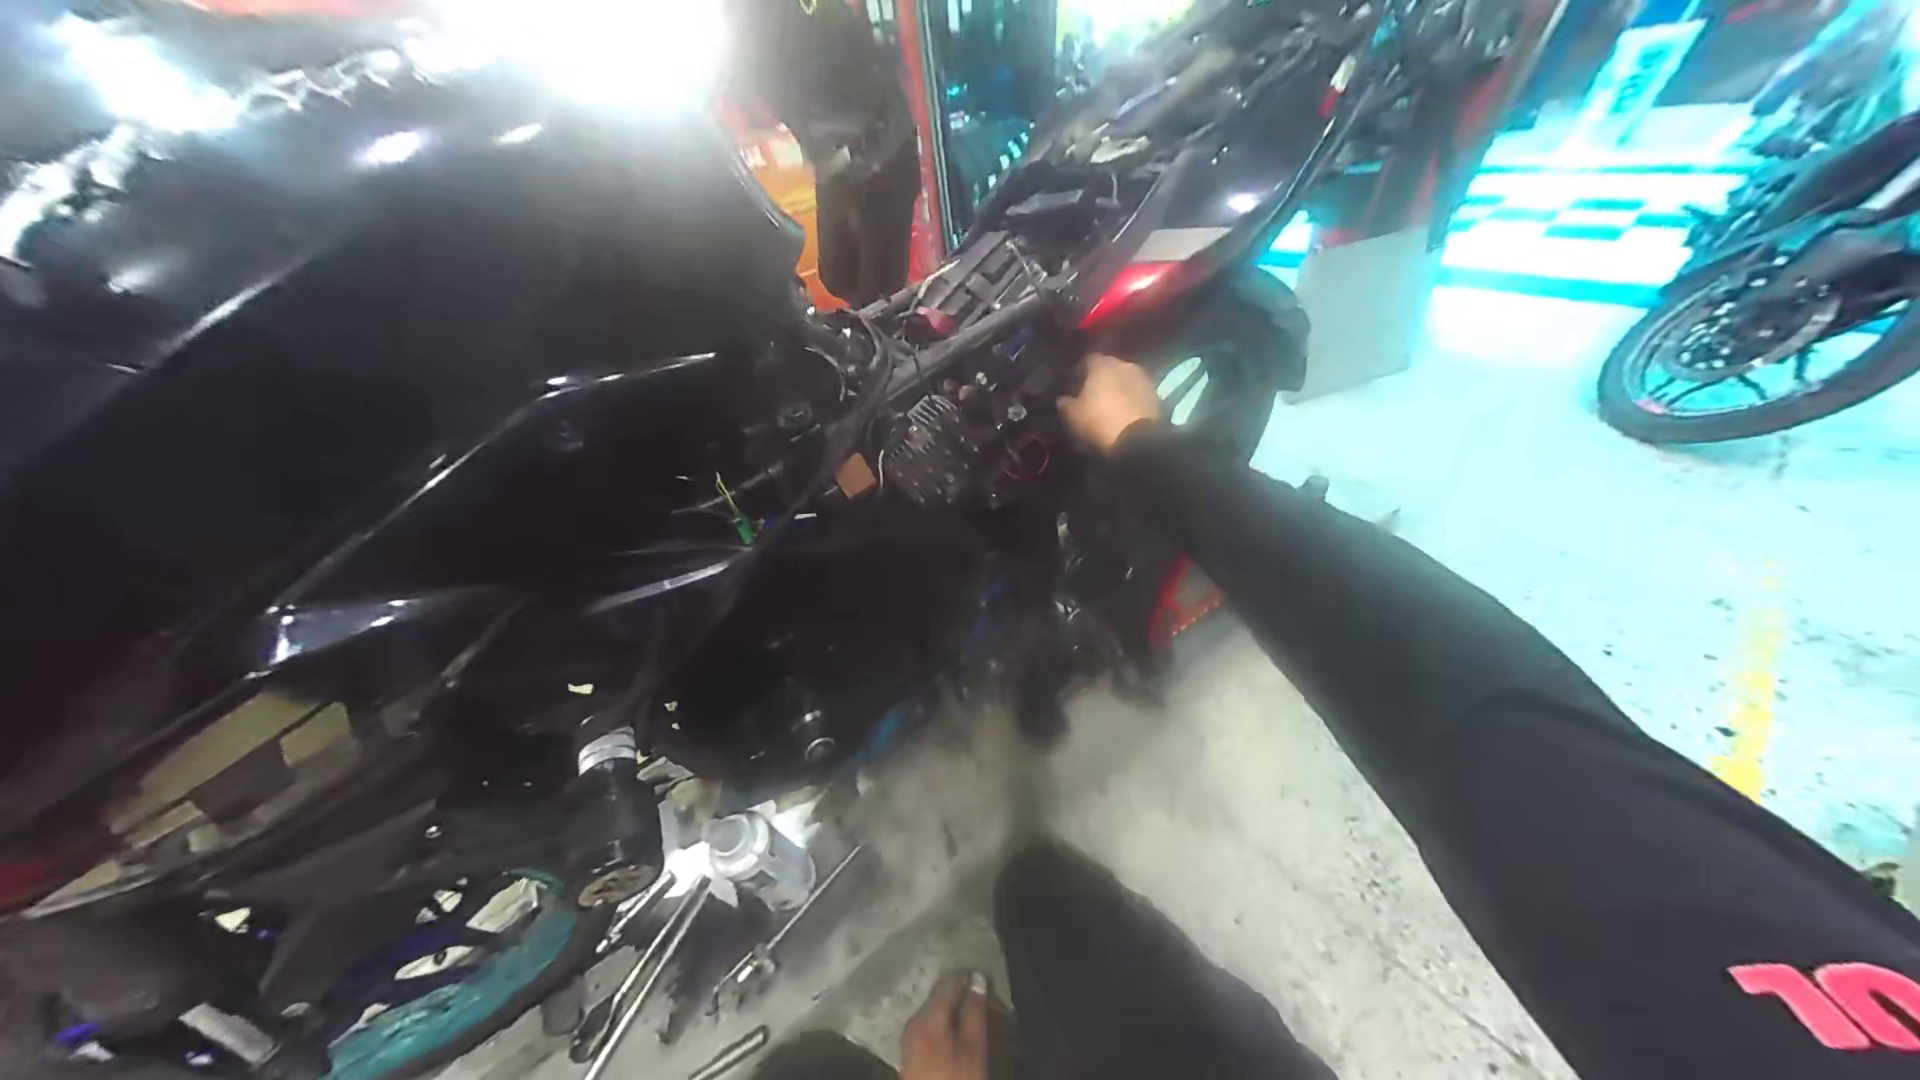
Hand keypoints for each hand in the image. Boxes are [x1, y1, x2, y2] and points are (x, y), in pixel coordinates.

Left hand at [900, 973, 988, 1079]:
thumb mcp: (973, 1050)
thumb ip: (975, 1012)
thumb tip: (978, 979)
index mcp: (929, 1017)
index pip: (951, 982)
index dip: (969, 978)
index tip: (984, 978)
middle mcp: (914, 1020)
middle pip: (939, 994)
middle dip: (959, 992)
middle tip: (979, 996)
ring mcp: (909, 1036)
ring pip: (933, 1009)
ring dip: (951, 1007)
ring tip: (969, 1014)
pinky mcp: (909, 1051)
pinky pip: (927, 1023)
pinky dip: (942, 1021)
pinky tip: (954, 1030)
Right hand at [1057, 353, 1162, 455]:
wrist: (1137, 441)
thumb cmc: (1099, 422)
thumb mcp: (1071, 415)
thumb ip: (1064, 402)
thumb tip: (1062, 398)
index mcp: (1102, 364)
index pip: (1086, 360)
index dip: (1078, 372)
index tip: (1072, 386)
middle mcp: (1125, 364)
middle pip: (1108, 368)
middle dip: (1099, 379)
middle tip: (1090, 395)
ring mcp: (1144, 379)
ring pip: (1125, 379)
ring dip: (1117, 388)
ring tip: (1109, 405)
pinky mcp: (1156, 395)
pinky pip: (1137, 393)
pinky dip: (1130, 399)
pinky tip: (1123, 412)